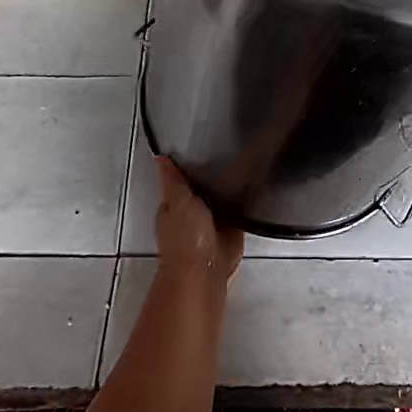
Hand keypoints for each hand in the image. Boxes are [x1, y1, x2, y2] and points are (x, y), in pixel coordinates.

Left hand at [155, 157, 243, 283]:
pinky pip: (238, 210)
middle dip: (214, 174)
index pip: (182, 177)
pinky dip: (243, 202)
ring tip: (244, 164)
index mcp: (175, 203)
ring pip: (221, 196)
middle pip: (204, 186)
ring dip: (229, 187)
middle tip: (229, 150)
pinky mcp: (231, 228)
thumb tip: (160, 157)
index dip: (191, 163)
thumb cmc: (185, 237)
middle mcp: (193, 211)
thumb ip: (173, 179)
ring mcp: (212, 220)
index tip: (204, 143)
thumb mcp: (177, 200)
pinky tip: (252, 188)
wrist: (206, 269)